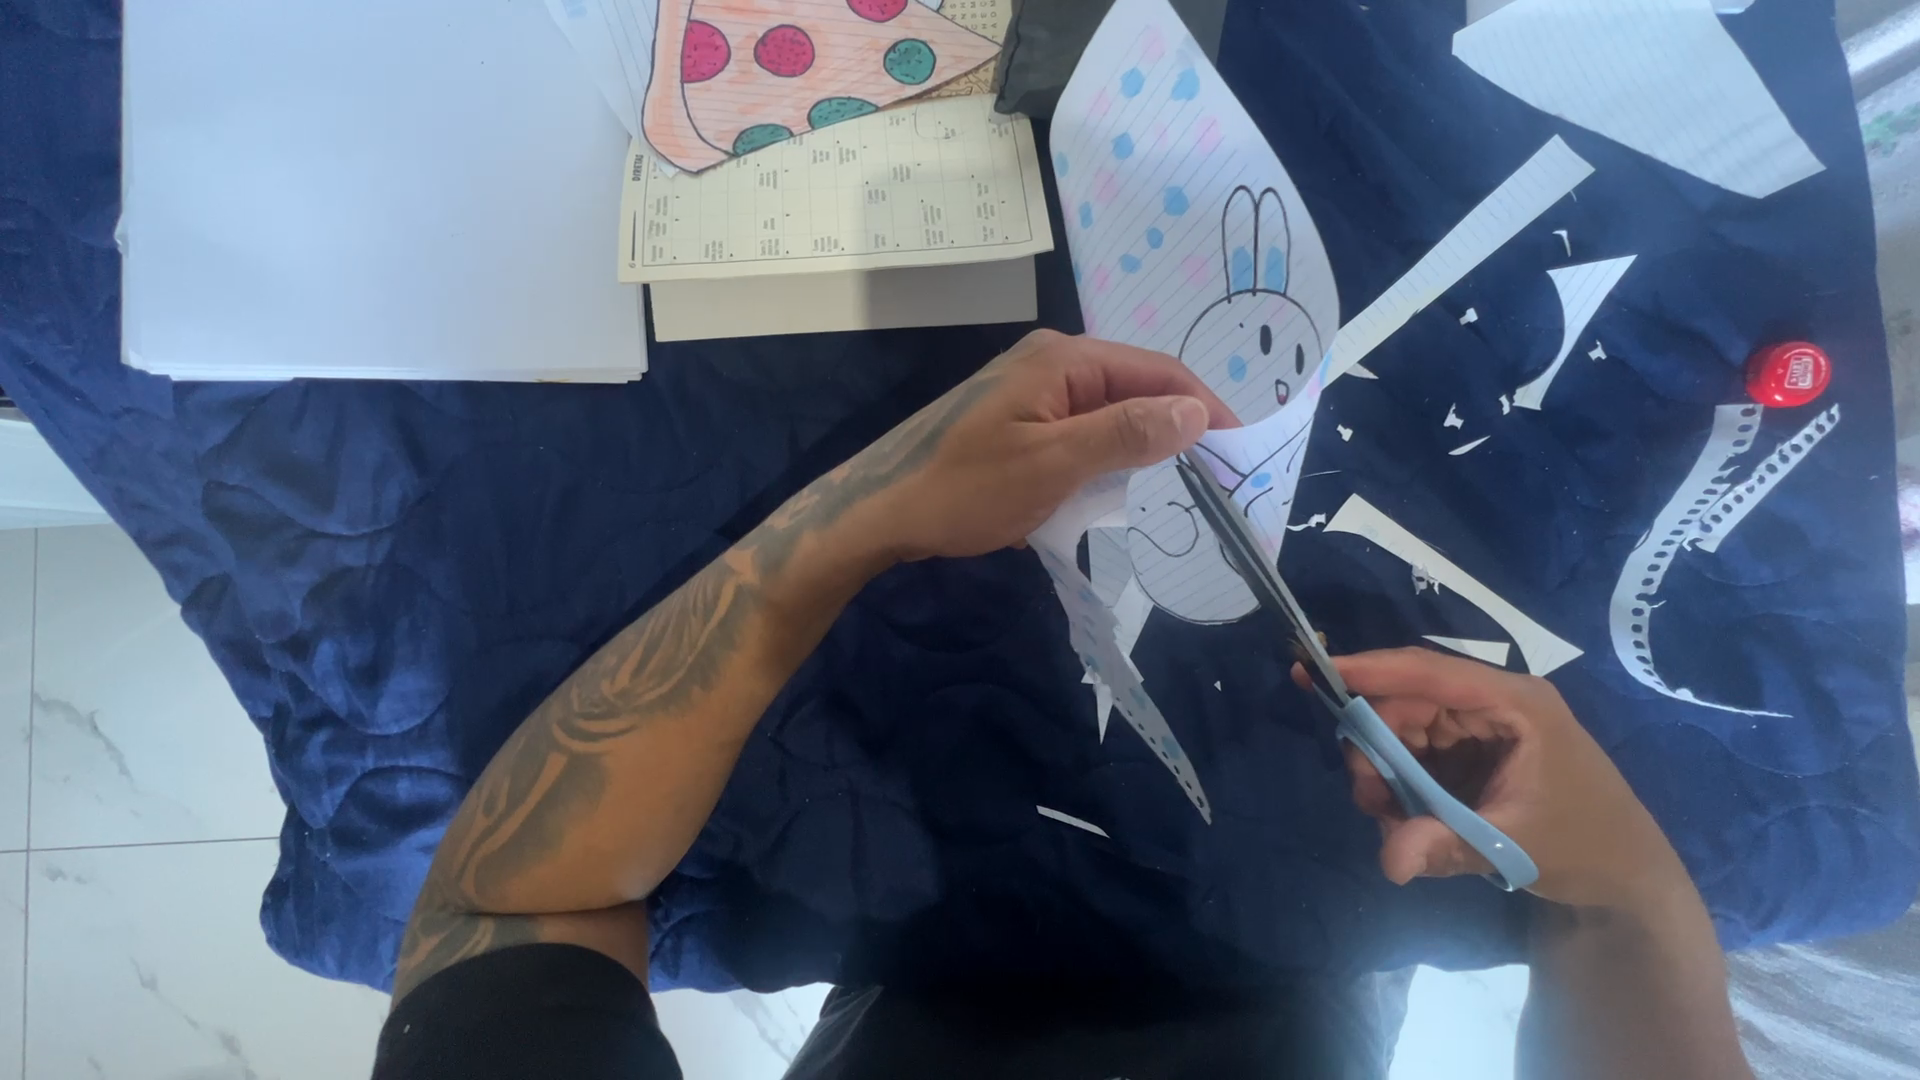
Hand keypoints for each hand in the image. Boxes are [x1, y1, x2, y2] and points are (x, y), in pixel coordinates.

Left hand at [841, 330, 1236, 562]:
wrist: (880, 511)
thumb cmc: (964, 489)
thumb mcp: (1053, 465)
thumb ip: (1125, 433)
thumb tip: (1195, 410)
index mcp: (1062, 360)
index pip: (1155, 371)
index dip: (1201, 407)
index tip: (1236, 449)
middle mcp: (1048, 363)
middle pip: (1130, 389)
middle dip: (1168, 430)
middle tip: (1206, 476)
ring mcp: (1026, 391)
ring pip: (1103, 414)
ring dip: (1130, 449)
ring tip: (1159, 488)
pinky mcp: (1012, 420)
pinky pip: (1073, 432)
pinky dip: (1095, 459)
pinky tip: (1101, 490)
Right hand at [1297, 648, 1690, 909]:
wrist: (1628, 882)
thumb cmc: (1587, 848)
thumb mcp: (1516, 846)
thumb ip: (1447, 845)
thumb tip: (1389, 861)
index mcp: (1515, 703)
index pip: (1429, 671)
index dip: (1371, 670)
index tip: (1316, 669)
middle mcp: (1490, 703)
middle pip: (1406, 701)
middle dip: (1374, 743)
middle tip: (1364, 790)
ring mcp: (1477, 725)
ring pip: (1402, 727)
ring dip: (1383, 767)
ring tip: (1384, 813)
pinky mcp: (1467, 748)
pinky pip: (1413, 750)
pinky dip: (1398, 780)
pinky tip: (1401, 815)